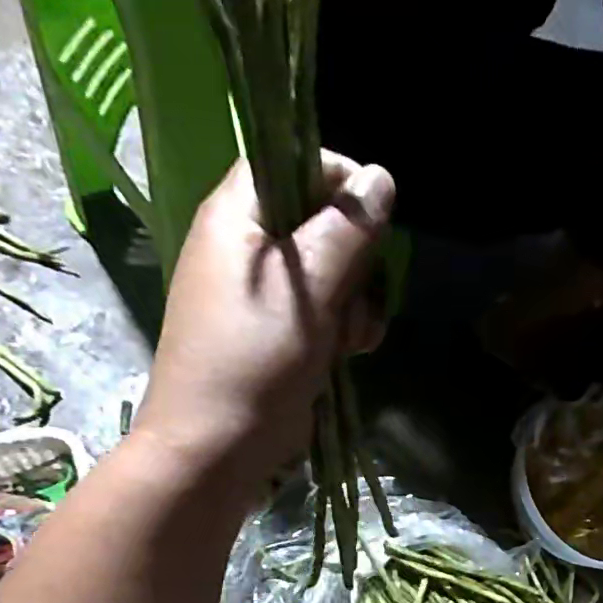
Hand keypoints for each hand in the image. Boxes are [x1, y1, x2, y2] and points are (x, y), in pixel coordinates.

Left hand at [135, 150, 394, 484]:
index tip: (373, 223)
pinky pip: (331, 306)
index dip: (338, 182)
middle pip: (323, 218)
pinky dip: (348, 326)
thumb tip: (381, 178)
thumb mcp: (307, 291)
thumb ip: (345, 232)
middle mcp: (249, 243)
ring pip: (337, 268)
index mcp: (237, 217)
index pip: (290, 160)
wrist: (221, 442)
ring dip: (358, 302)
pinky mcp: (285, 324)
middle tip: (355, 296)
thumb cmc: (255, 360)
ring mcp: (268, 288)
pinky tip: (349, 352)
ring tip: (350, 338)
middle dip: (357, 258)